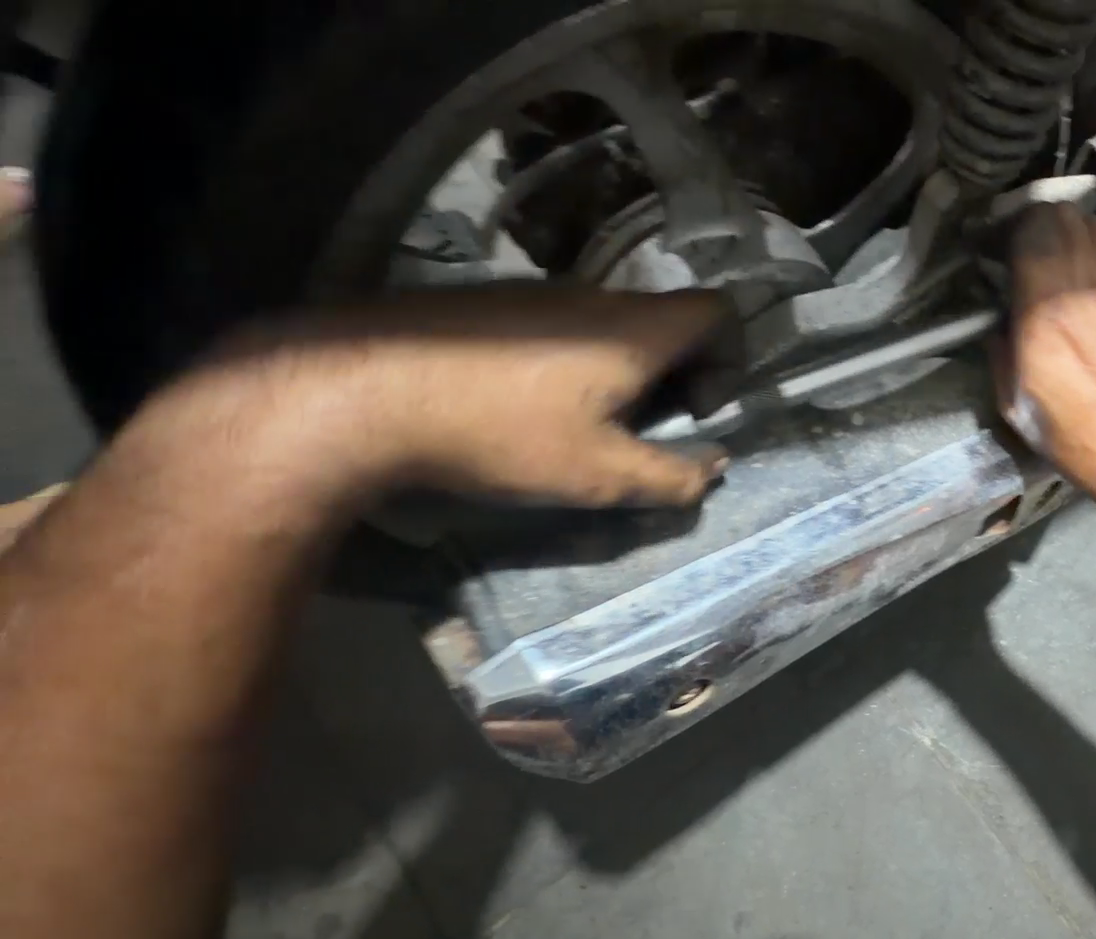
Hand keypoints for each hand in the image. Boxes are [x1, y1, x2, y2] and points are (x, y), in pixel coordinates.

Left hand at [164, 286, 732, 507]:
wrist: (355, 393)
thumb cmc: (501, 435)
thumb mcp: (600, 476)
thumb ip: (673, 478)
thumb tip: (713, 470)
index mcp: (634, 330)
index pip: (718, 312)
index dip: (728, 359)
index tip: (695, 410)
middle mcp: (593, 297)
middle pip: (666, 321)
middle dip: (674, 375)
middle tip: (642, 428)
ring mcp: (536, 293)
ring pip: (610, 324)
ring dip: (621, 372)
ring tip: (581, 424)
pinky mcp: (487, 302)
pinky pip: (559, 325)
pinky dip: (571, 363)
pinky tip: (524, 405)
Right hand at [997, 204, 1095, 515]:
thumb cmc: (1071, 440)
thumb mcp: (1013, 405)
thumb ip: (1000, 353)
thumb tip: (999, 323)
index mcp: (1043, 314)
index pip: (1029, 232)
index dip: (1009, 229)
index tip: (999, 248)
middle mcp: (1085, 291)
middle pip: (1065, 218)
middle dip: (1041, 224)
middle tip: (1030, 249)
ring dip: (1081, 232)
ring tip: (1070, 259)